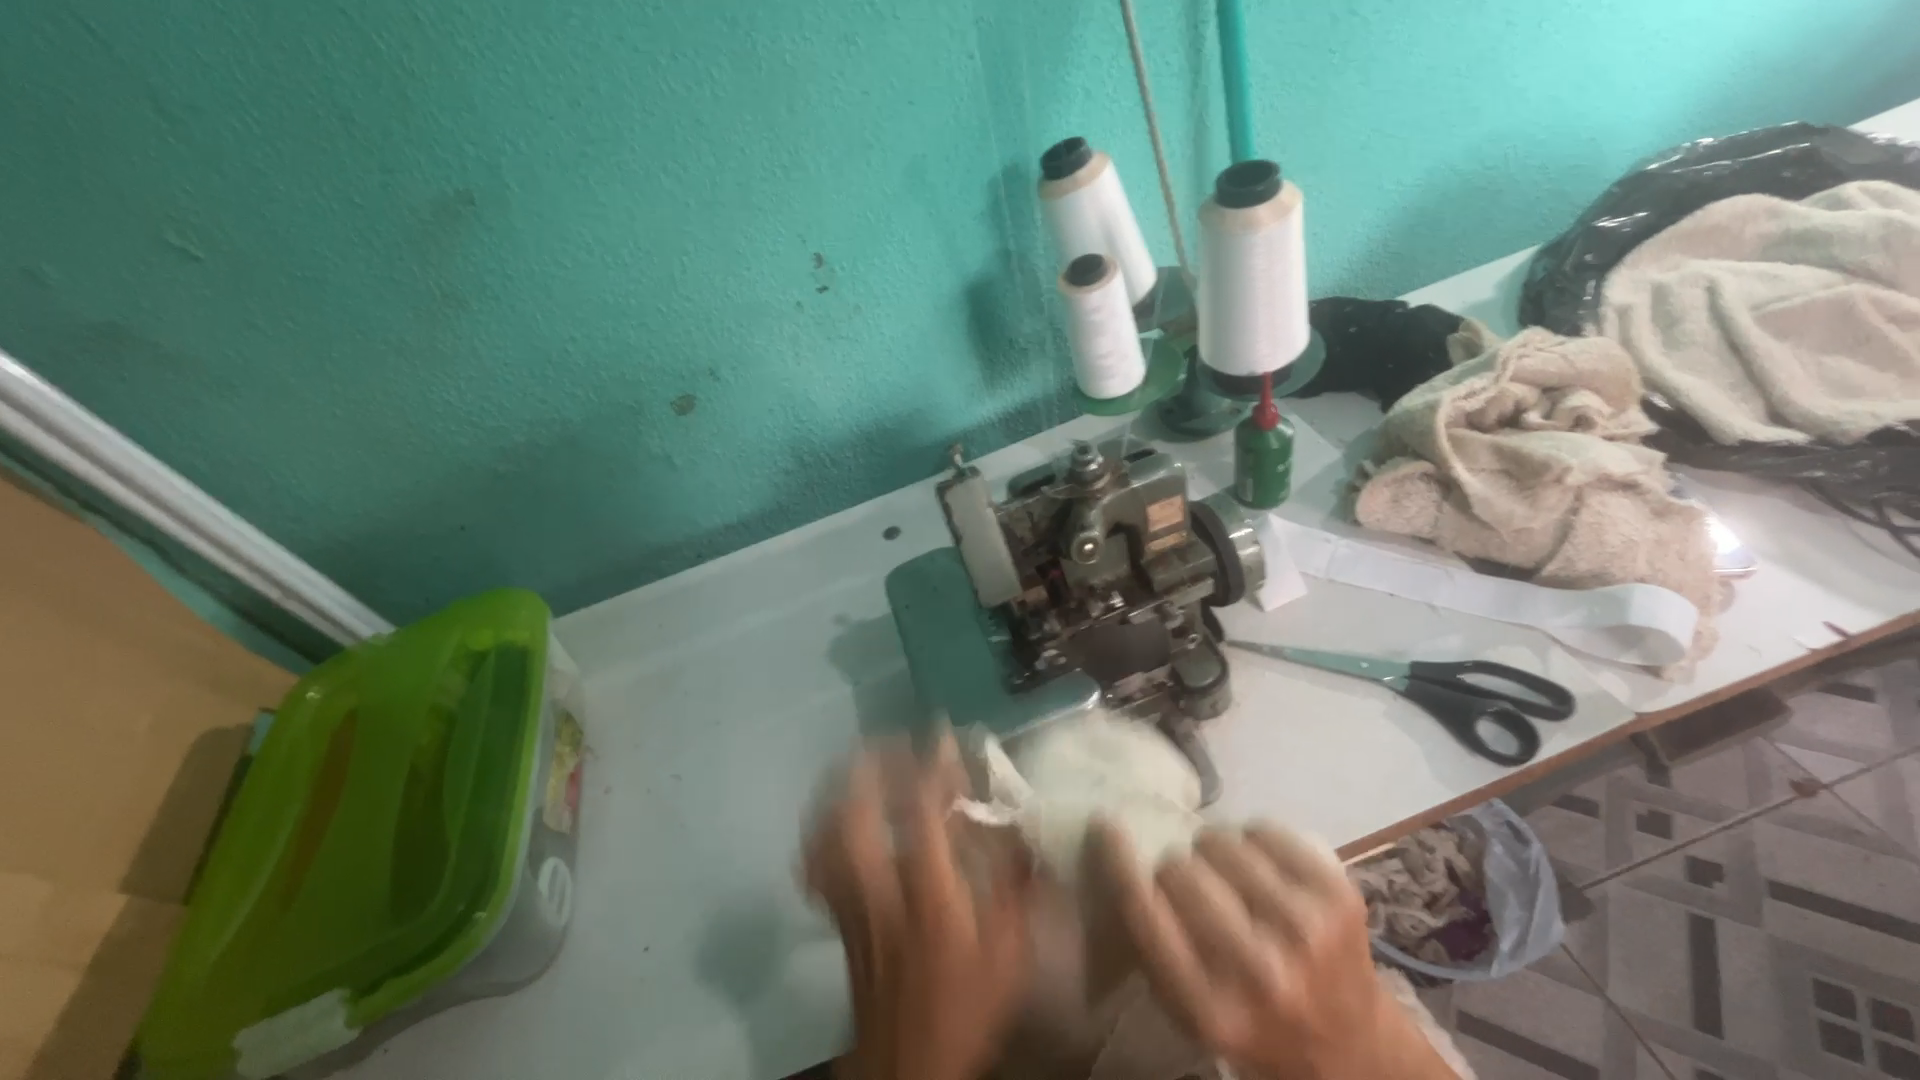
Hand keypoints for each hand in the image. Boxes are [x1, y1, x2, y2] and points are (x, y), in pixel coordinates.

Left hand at [803, 736, 1032, 1079]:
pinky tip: (835, 812)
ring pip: (826, 831)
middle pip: (854, 813)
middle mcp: (879, 889)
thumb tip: (1025, 829)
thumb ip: (1018, 886)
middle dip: (868, 766)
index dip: (930, 767)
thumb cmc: (966, 1005)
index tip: (942, 735)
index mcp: (927, 895)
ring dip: (840, 787)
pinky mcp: (836, 914)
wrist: (907, 1061)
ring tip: (861, 762)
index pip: (920, 814)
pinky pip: (815, 861)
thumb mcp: (1010, 952)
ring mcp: (849, 901)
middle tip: (892, 740)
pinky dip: (821, 827)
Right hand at [1093, 822, 1452, 1079]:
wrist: (1351, 1046)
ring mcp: (1305, 930)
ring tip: (1227, 876)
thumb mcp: (1188, 1007)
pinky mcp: (1337, 897)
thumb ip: (1154, 942)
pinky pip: (1265, 830)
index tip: (1106, 825)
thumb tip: (1126, 849)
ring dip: (1213, 852)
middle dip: (1176, 870)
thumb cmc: (1250, 1020)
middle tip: (1191, 885)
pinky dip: (1253, 839)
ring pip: (1221, 843)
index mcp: (1207, 1007)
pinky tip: (1260, 867)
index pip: (1144, 910)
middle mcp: (1258, 970)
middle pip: (1180, 870)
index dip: (1117, 858)